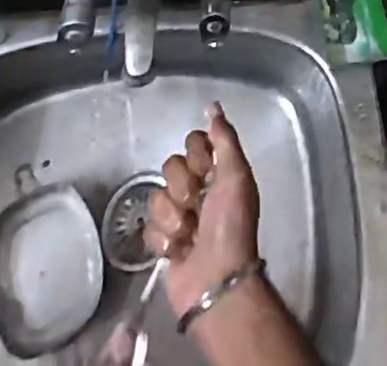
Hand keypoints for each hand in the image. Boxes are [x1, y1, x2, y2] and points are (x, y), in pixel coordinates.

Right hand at [144, 101, 259, 315]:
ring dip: (173, 218)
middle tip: (195, 204)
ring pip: (157, 197)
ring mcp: (179, 216)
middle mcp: (198, 190)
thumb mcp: (236, 175)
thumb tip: (213, 106)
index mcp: (218, 172)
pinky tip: (178, 251)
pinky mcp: (163, 241)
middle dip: (181, 187)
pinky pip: (150, 227)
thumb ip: (224, 137)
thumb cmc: (230, 224)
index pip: (193, 143)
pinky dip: (164, 240)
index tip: (206, 170)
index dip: (196, 154)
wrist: (215, 279)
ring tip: (187, 235)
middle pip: (171, 166)